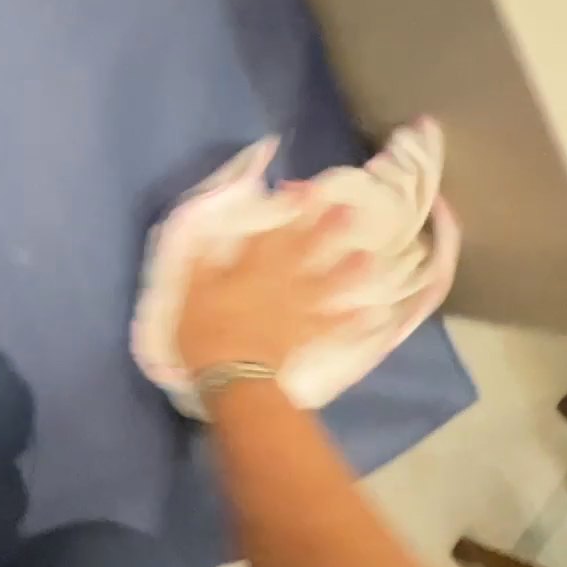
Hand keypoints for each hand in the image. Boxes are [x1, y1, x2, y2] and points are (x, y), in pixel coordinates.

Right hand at [175, 198, 370, 372]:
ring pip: (328, 286)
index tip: (306, 189)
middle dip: (327, 230)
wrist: (232, 377)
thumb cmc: (206, 330)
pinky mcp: (305, 336)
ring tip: (372, 256)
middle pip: (306, 253)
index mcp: (251, 270)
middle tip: (350, 210)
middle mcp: (281, 284)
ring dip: (350, 271)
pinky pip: (334, 327)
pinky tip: (373, 313)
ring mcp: (298, 311)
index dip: (290, 212)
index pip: (272, 234)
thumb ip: (202, 263)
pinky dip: (354, 321)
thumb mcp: (193, 292)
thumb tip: (208, 236)